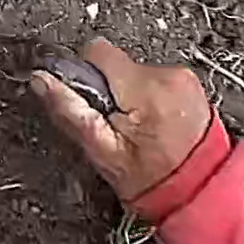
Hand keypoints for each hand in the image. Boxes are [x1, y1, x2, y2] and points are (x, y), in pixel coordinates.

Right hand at [30, 38, 211, 201]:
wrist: (202, 192)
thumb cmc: (152, 181)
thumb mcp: (103, 152)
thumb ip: (71, 111)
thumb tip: (42, 79)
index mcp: (142, 90)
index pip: (96, 51)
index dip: (85, 74)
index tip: (92, 100)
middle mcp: (165, 74)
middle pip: (116, 63)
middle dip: (109, 88)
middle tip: (117, 124)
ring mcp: (181, 75)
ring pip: (134, 70)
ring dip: (130, 92)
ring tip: (139, 128)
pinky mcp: (189, 80)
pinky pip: (155, 76)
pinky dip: (149, 95)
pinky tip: (155, 122)